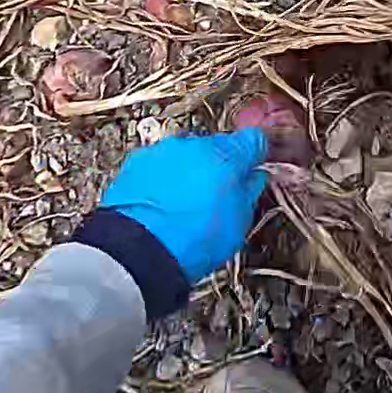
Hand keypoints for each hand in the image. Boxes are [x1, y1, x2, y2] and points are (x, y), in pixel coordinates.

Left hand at [100, 128, 268, 282]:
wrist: (138, 253)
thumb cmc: (191, 241)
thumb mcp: (240, 221)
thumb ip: (249, 191)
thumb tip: (252, 181)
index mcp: (229, 155)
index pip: (254, 139)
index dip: (255, 154)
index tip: (251, 167)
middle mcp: (197, 144)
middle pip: (218, 145)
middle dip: (219, 164)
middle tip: (217, 194)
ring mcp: (165, 151)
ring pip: (187, 153)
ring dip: (190, 170)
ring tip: (185, 203)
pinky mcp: (136, 163)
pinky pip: (158, 164)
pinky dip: (162, 178)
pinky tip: (163, 204)